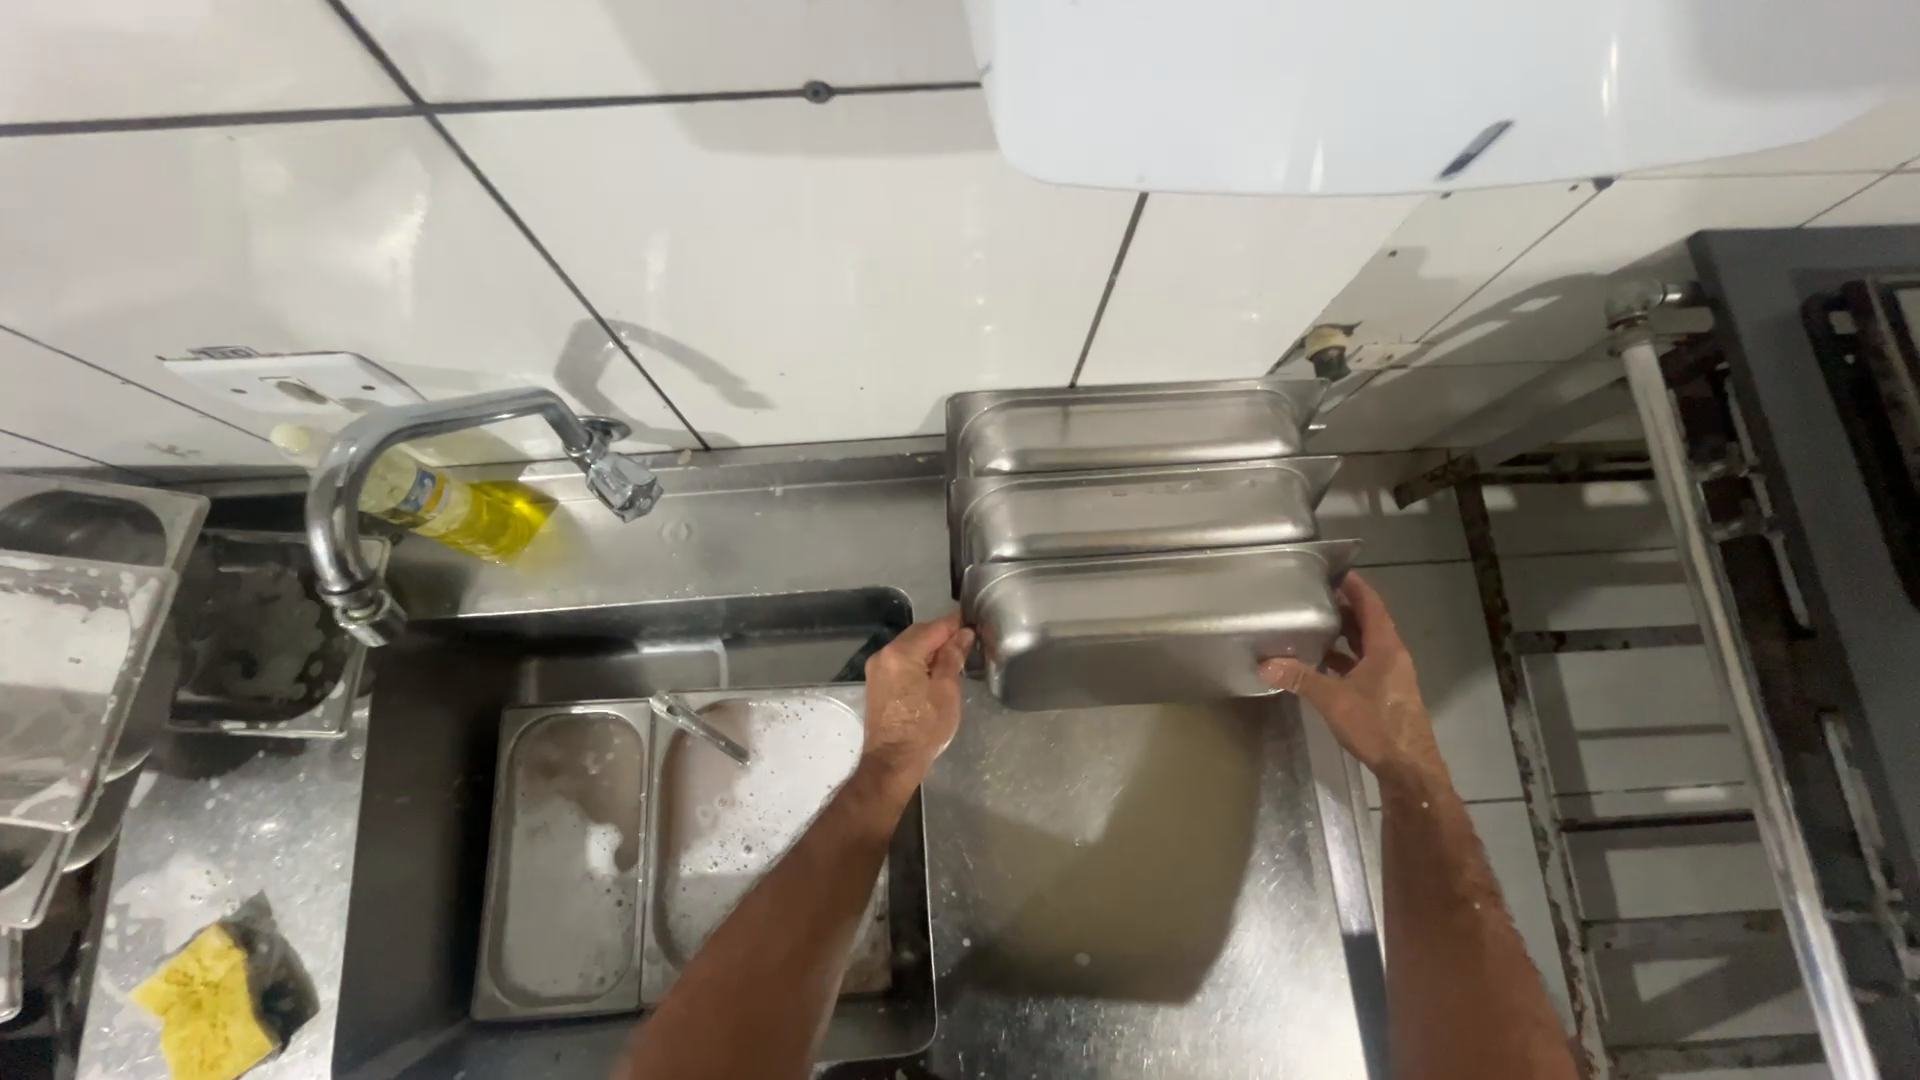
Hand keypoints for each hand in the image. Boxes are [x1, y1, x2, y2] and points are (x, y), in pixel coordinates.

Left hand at [859, 613, 973, 800]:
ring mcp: (876, 669)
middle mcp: (884, 654)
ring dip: (929, 648)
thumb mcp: (947, 691)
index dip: (956, 624)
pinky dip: (917, 660)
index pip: (934, 628)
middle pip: (918, 634)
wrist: (892, 762)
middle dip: (942, 635)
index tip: (973, 623)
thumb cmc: (924, 728)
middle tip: (967, 641)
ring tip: (953, 656)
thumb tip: (963, 635)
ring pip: (908, 647)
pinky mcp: (876, 682)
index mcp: (901, 653)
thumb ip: (953, 657)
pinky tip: (933, 670)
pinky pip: (900, 661)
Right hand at [1259, 572, 1443, 784]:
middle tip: (1315, 595)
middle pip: (1369, 623)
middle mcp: (1392, 658)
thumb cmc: (1377, 726)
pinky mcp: (1386, 695)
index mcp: (1386, 649)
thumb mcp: (1333, 699)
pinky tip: (1322, 663)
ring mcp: (1391, 678)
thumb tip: (1265, 664)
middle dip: (1345, 608)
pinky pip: (1363, 665)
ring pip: (1366, 646)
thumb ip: (1300, 678)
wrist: (1409, 769)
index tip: (1336, 571)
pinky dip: (1344, 659)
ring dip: (1344, 634)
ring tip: (1314, 624)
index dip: (1356, 587)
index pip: (1372, 606)